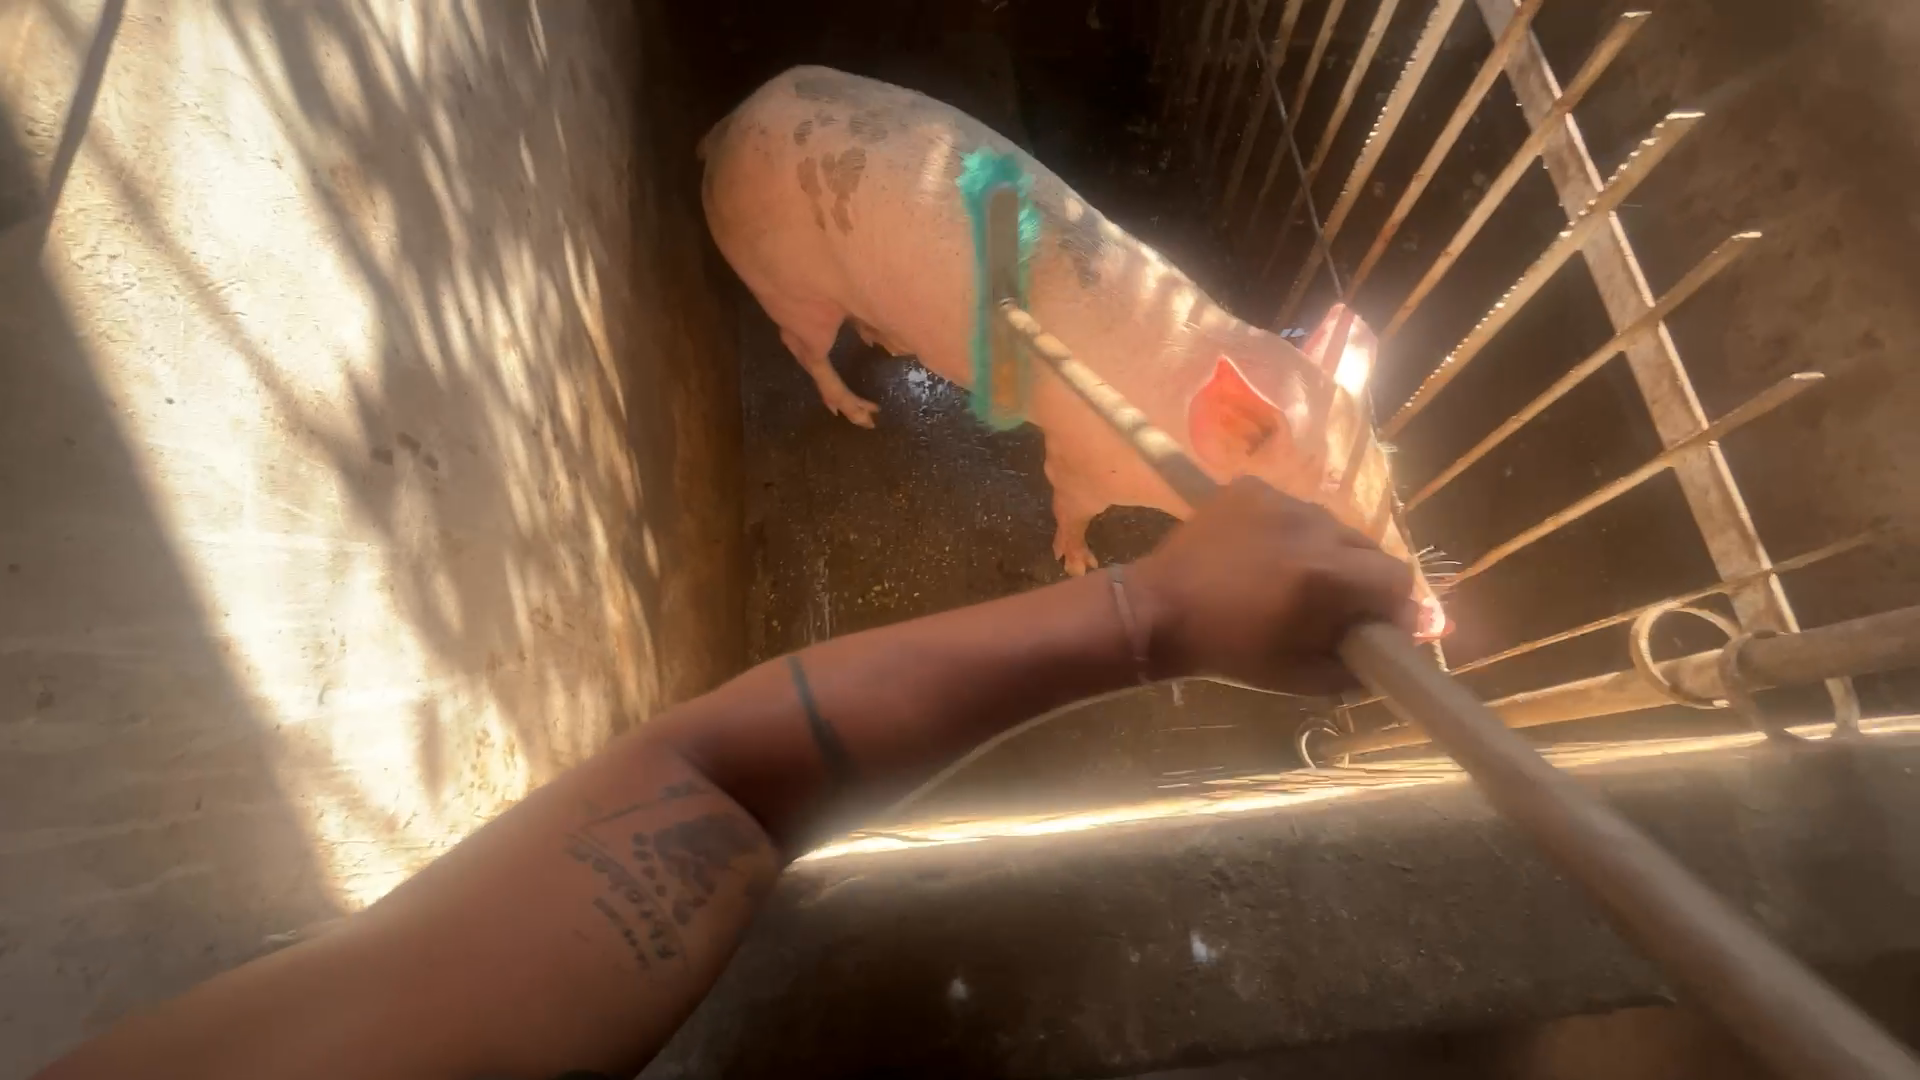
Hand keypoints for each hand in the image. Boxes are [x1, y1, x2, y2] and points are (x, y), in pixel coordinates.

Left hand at [1129, 478, 1415, 693]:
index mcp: (1327, 573)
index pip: (1397, 579)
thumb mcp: (1301, 675)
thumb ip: (1359, 664)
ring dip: (1323, 551)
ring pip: (1329, 526)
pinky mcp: (1249, 487)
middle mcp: (1311, 525)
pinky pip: (1289, 508)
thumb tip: (1399, 644)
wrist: (1156, 610)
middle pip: (1367, 548)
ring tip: (1288, 577)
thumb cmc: (1227, 650)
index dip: (1394, 607)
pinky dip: (1286, 530)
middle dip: (1361, 579)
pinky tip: (1259, 553)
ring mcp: (1278, 499)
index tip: (1376, 625)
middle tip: (1331, 604)